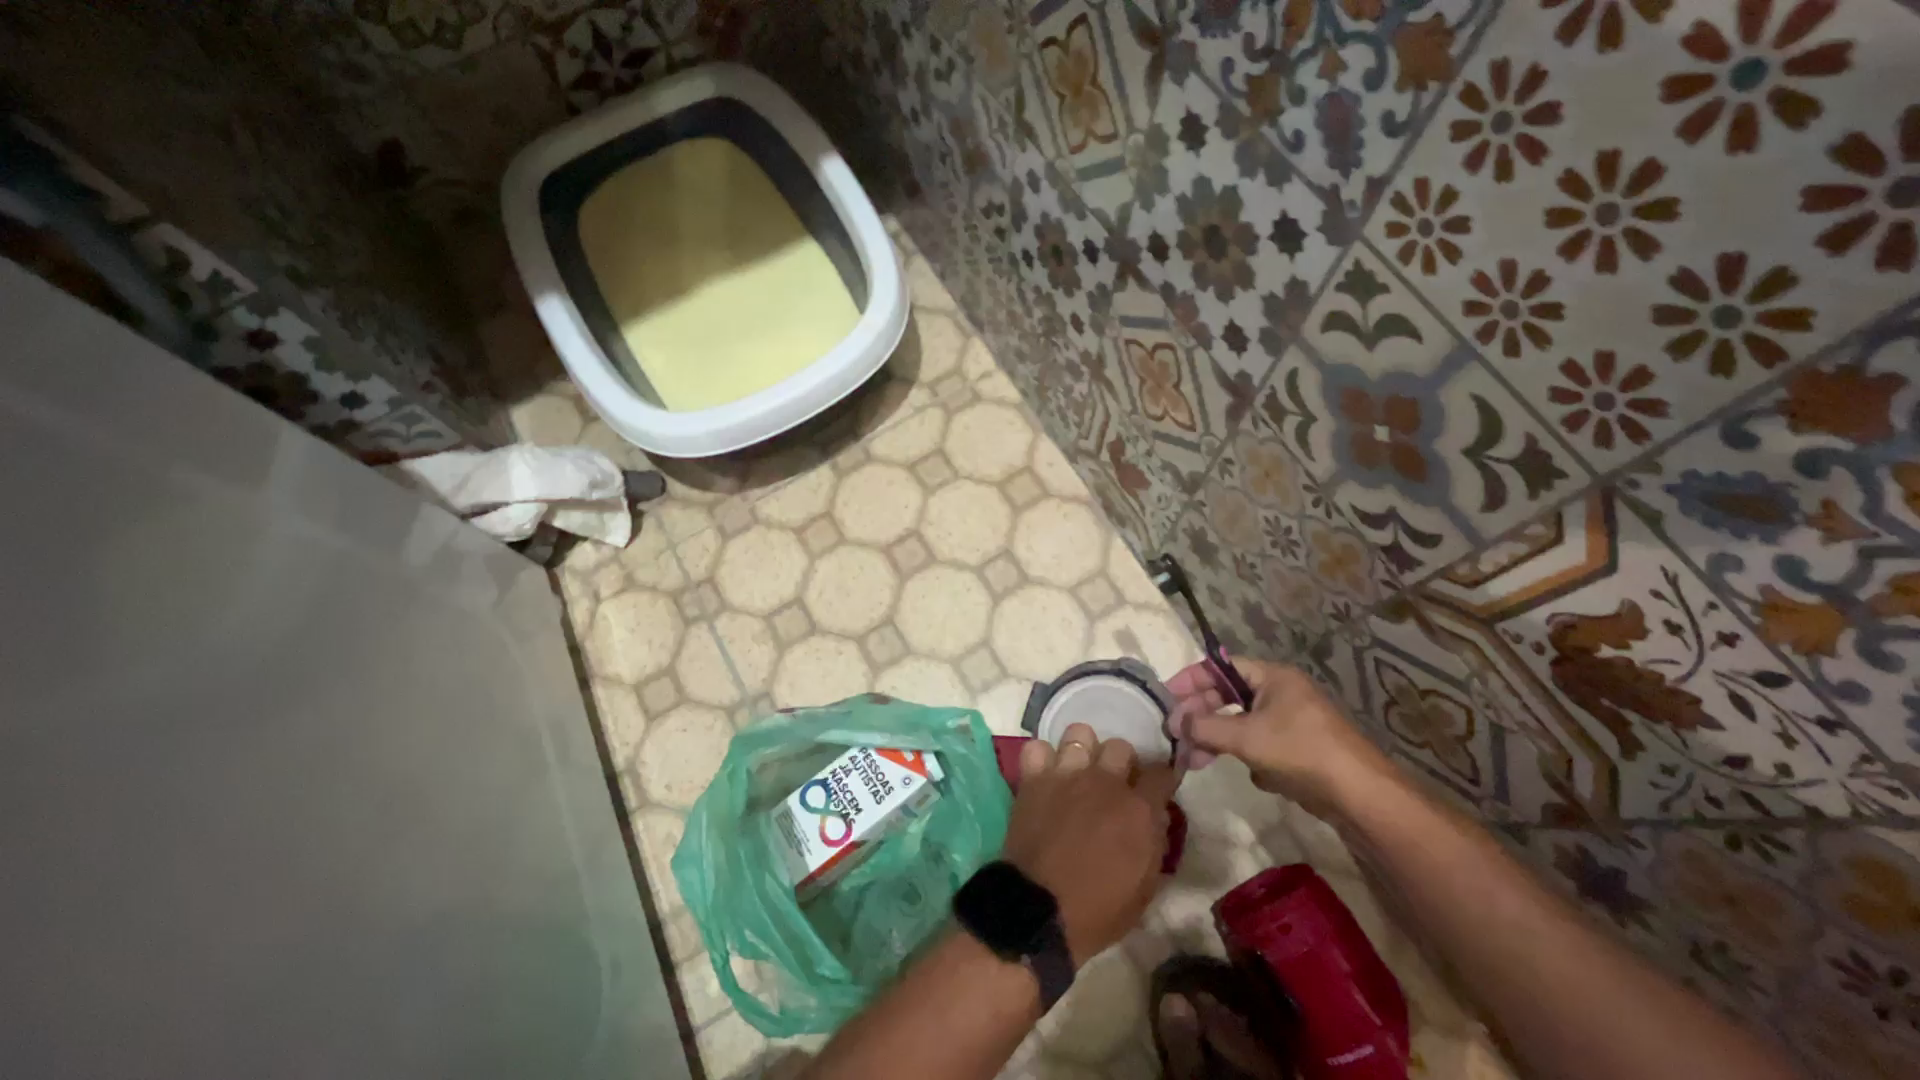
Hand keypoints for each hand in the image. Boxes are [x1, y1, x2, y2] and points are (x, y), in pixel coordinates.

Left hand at [1000, 724, 1180, 965]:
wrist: (1038, 912)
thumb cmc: (1097, 911)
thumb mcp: (1144, 889)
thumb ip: (1155, 845)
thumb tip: (1156, 817)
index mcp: (1139, 810)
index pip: (1162, 773)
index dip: (1162, 779)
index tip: (1157, 789)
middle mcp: (1105, 782)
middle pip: (1121, 746)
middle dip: (1121, 763)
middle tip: (1114, 784)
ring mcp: (1067, 775)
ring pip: (1080, 734)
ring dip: (1083, 751)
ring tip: (1078, 772)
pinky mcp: (1033, 779)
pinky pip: (1037, 747)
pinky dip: (1042, 758)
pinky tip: (1046, 775)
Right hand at [1165, 656, 1394, 817]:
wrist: (1357, 792)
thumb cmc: (1299, 751)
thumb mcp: (1245, 737)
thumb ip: (1205, 727)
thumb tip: (1176, 722)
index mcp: (1272, 677)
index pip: (1220, 667)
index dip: (1190, 680)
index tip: (1166, 700)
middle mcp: (1281, 693)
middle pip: (1228, 696)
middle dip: (1200, 716)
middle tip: (1175, 735)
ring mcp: (1290, 722)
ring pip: (1241, 724)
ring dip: (1217, 741)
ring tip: (1194, 762)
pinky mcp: (1296, 749)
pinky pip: (1259, 745)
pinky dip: (1247, 757)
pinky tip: (1251, 775)